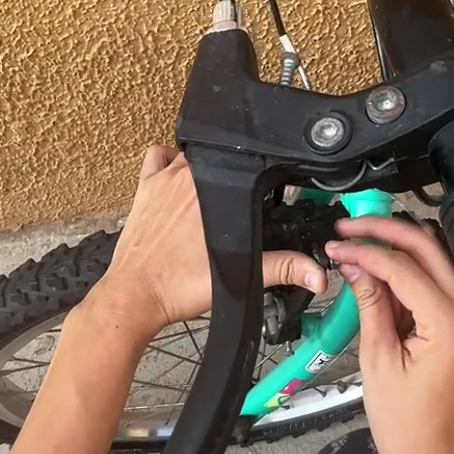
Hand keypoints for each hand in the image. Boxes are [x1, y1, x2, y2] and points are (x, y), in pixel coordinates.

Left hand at [92, 146, 327, 333]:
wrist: (134, 297)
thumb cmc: (178, 285)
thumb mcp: (237, 274)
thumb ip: (282, 268)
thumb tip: (319, 274)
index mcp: (214, 187)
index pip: (246, 165)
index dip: (259, 176)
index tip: (265, 190)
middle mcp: (188, 175)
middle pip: (222, 160)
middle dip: (234, 173)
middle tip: (240, 197)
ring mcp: (164, 178)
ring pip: (192, 155)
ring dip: (204, 165)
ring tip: (214, 186)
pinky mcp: (144, 188)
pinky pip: (157, 157)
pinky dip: (169, 158)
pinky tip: (178, 173)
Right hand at [325, 217, 453, 453]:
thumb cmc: (402, 423)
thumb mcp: (377, 360)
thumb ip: (370, 304)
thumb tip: (354, 263)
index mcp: (448, 323)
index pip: (403, 268)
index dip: (365, 251)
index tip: (335, 245)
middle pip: (426, 247)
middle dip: (384, 230)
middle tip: (347, 226)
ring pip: (431, 257)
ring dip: (394, 243)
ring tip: (356, 237)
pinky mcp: (453, 320)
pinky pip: (429, 279)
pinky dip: (402, 266)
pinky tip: (372, 264)